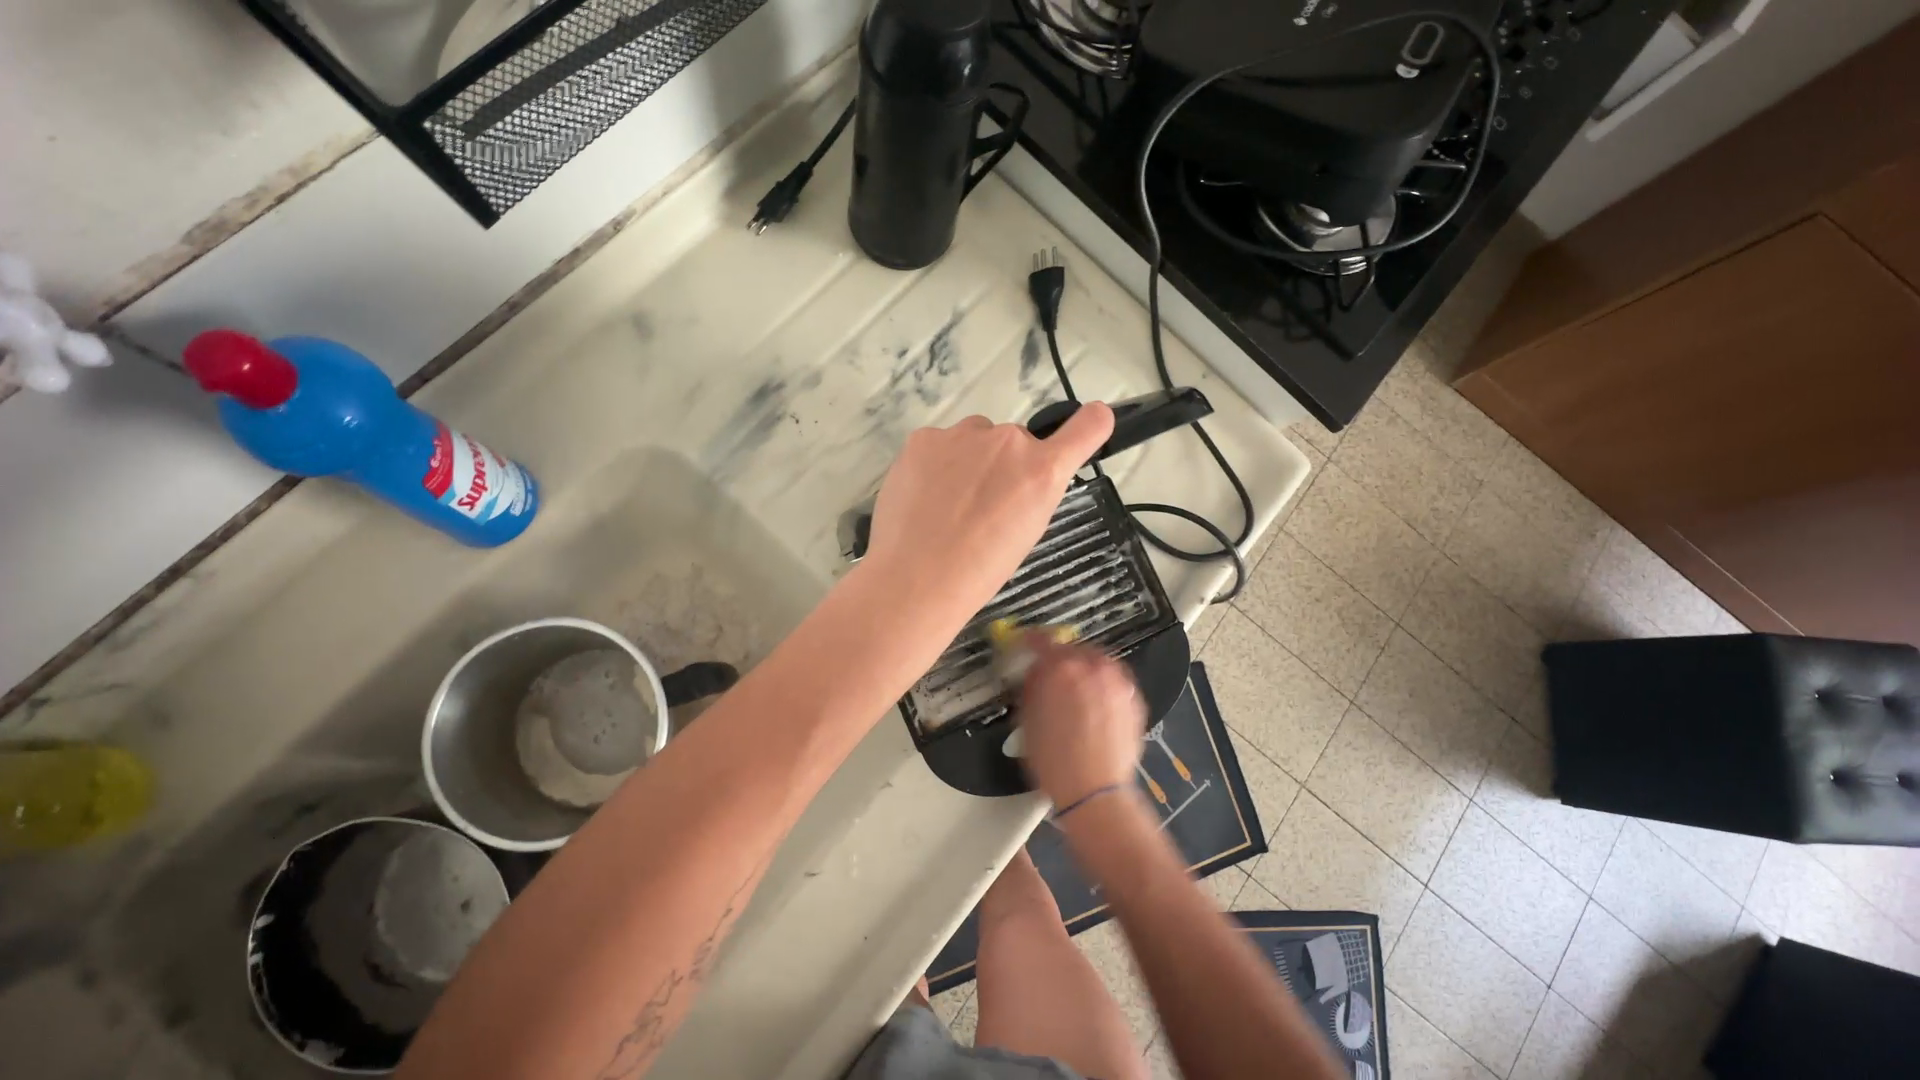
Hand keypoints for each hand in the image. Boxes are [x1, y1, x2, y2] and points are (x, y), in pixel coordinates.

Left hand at [863, 405, 1113, 617]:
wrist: (917, 577)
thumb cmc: (980, 569)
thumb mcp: (1027, 531)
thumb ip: (1033, 490)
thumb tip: (1020, 476)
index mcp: (1043, 470)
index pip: (1088, 426)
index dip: (1092, 422)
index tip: (1090, 422)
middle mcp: (1009, 441)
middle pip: (1014, 441)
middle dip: (1003, 464)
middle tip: (981, 505)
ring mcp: (963, 435)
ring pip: (974, 439)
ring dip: (968, 460)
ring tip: (947, 505)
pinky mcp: (924, 438)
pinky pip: (938, 444)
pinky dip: (934, 464)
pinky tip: (923, 497)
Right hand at [1018, 638, 1145, 807]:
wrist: (1095, 792)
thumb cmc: (1056, 764)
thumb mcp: (1027, 721)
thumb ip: (1031, 687)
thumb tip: (1034, 672)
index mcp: (1061, 670)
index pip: (1042, 640)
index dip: (1031, 640)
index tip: (1026, 643)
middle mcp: (1093, 669)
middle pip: (1073, 648)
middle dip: (1060, 656)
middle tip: (1050, 670)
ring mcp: (1118, 683)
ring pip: (1098, 661)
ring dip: (1084, 667)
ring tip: (1074, 685)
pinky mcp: (1134, 700)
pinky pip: (1115, 680)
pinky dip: (1103, 683)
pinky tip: (1094, 701)